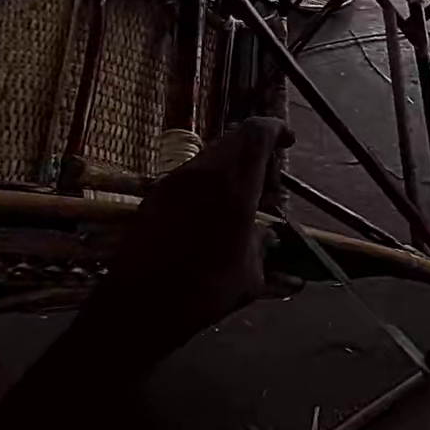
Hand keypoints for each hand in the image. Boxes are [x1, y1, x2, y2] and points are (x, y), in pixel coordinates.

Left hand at [82, 118, 292, 354]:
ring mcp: (177, 178)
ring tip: (242, 197)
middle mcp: (205, 171)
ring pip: (212, 153)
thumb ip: (262, 244)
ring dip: (232, 163)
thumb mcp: (250, 273)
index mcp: (234, 185)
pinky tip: (212, 209)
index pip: (257, 133)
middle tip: (267, 179)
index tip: (287, 141)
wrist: (142, 300)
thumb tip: (267, 235)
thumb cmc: (205, 289)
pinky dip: (210, 177)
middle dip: (256, 149)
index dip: (275, 129)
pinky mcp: (158, 190)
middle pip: (235, 138)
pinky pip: (192, 171)